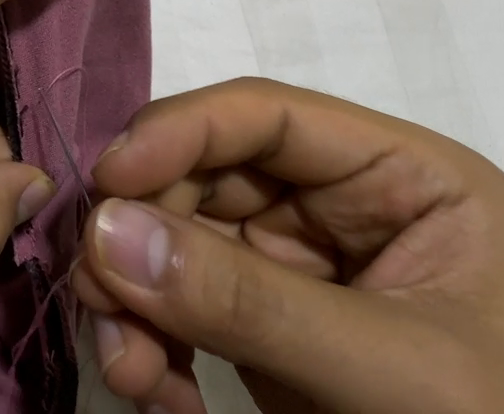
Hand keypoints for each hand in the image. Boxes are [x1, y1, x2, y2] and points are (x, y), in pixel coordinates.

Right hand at [72, 78, 503, 413]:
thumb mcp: (404, 378)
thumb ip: (252, 303)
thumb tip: (101, 229)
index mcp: (401, 180)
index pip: (264, 118)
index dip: (175, 134)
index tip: (105, 184)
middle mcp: (337, 209)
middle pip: (199, 182)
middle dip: (141, 241)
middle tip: (99, 302)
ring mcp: (295, 272)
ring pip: (171, 245)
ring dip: (132, 303)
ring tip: (129, 375)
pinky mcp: (264, 331)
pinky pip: (176, 309)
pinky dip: (150, 345)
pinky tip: (154, 394)